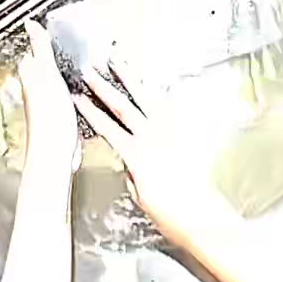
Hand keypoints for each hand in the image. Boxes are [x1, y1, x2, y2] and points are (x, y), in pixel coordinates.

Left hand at [16, 22, 79, 172]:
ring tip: (78, 67)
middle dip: (56, 58)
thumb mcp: (47, 71)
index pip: (35, 48)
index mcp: (29, 72)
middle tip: (69, 48)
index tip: (54, 32)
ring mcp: (46, 101)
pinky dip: (74, 92)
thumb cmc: (49, 115)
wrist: (55, 153)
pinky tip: (82, 91)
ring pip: (56, 80)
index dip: (45, 40)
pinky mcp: (59, 115)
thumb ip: (40, 47)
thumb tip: (29, 22)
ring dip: (66, 75)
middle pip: (46, 65)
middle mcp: (34, 86)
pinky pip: (67, 97)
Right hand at [71, 64, 243, 256]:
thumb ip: (130, 171)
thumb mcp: (140, 196)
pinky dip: (156, 90)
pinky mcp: (181, 133)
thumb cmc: (170, 214)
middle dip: (103, 87)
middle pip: (123, 105)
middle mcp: (152, 136)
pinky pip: (165, 105)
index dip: (89, 111)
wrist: (206, 219)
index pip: (106, 126)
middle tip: (89, 71)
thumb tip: (127, 159)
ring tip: (118, 62)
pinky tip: (150, 82)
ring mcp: (168, 131)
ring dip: (129, 78)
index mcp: (136, 153)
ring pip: (145, 97)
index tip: (76, 96)